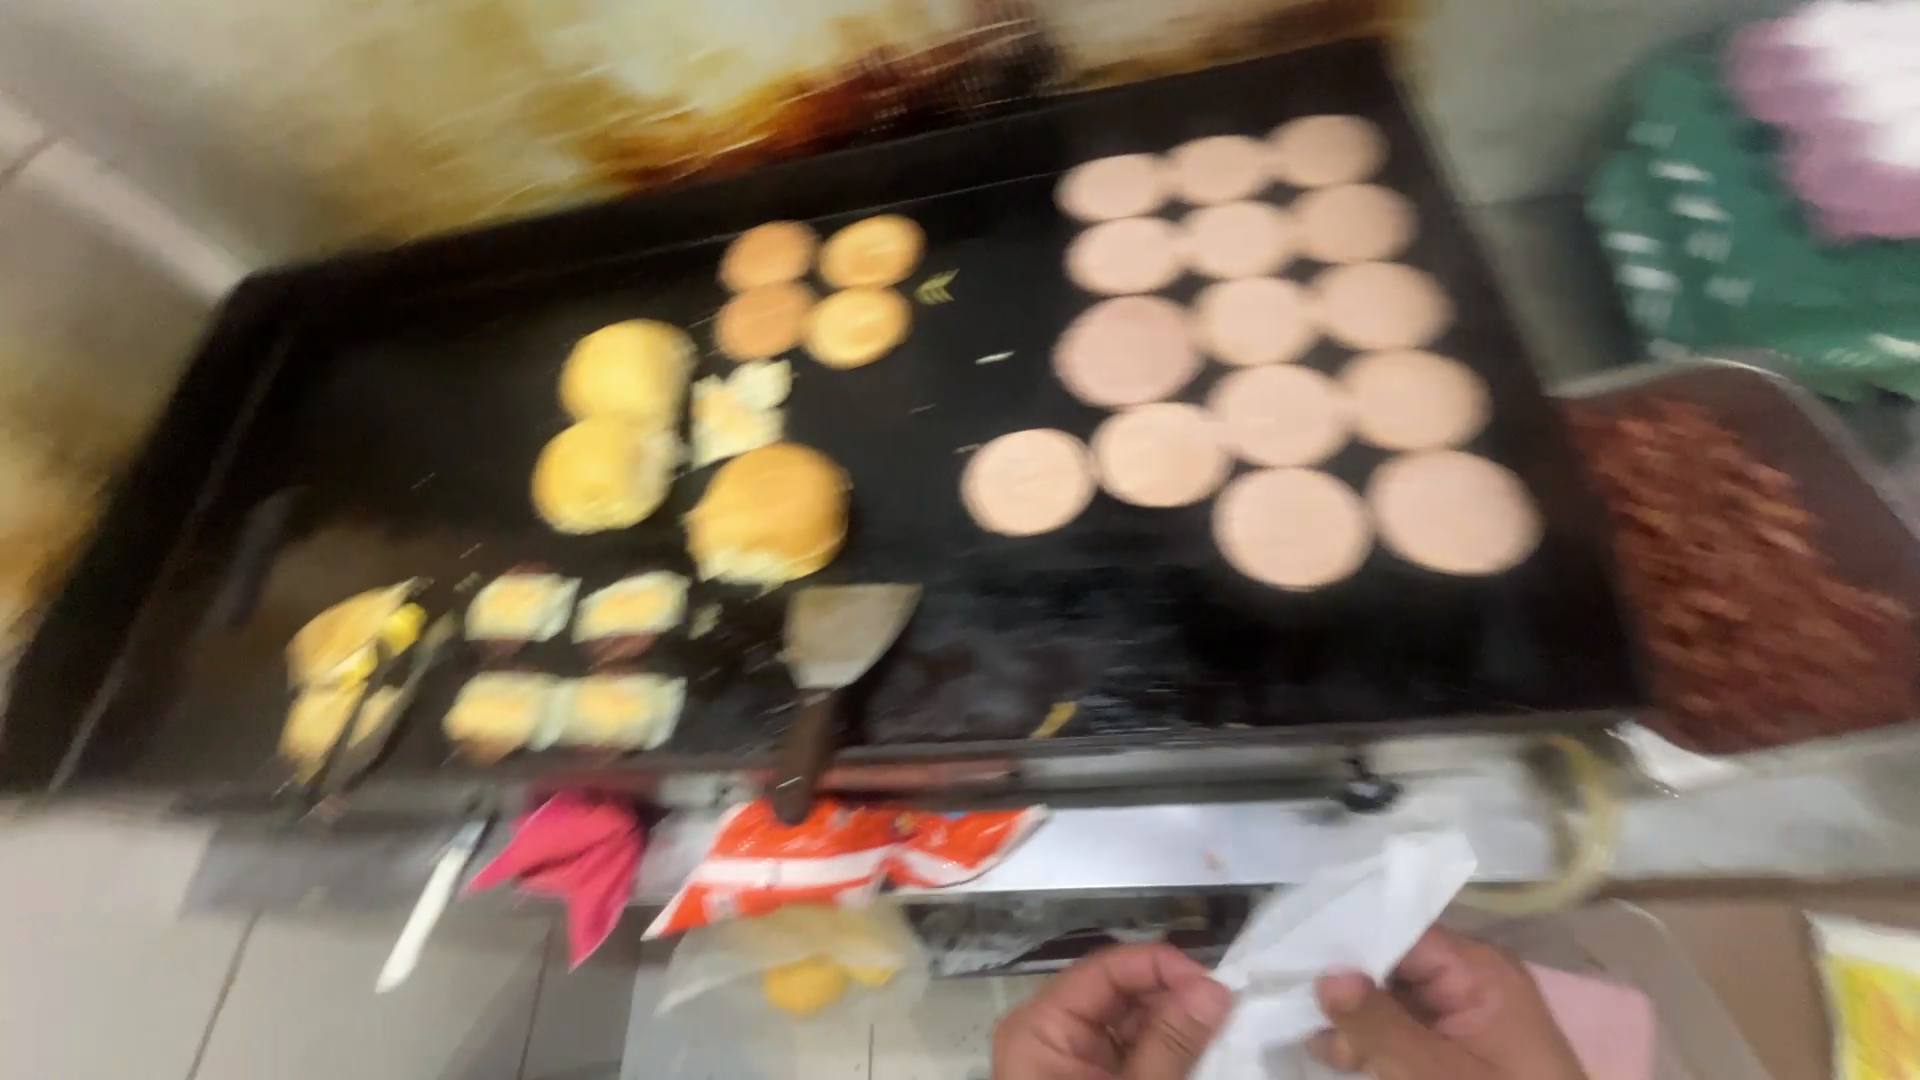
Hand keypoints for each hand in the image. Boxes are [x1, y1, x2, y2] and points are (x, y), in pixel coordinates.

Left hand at [993, 943, 1233, 1079]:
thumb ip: (1170, 1043)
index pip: (1104, 970)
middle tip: (1231, 1009)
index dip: (1159, 966)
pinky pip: (1131, 1054)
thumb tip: (1214, 988)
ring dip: (1177, 1025)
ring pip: (1129, 1023)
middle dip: (1173, 996)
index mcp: (1041, 1027)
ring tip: (1226, 1029)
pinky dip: (1168, 1054)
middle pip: (1117, 994)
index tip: (1216, 983)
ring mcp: (1069, 1062)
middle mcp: (1050, 1034)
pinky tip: (1205, 1055)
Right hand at [1309, 926, 1586, 1079]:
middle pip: (1385, 961)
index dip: (1340, 938)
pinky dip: (1368, 1041)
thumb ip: (1379, 1024)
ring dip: (1349, 1021)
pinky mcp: (1454, 1050)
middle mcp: (1469, 979)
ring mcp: (1462, 1016)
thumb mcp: (1437, 1078)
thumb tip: (1323, 976)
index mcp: (1477, 969)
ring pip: (1385, 997)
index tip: (1290, 951)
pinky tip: (1337, 1056)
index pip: (1394, 928)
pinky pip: (1399, 1027)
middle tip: (1294, 1006)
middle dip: (1340, 987)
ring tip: (1314, 1041)